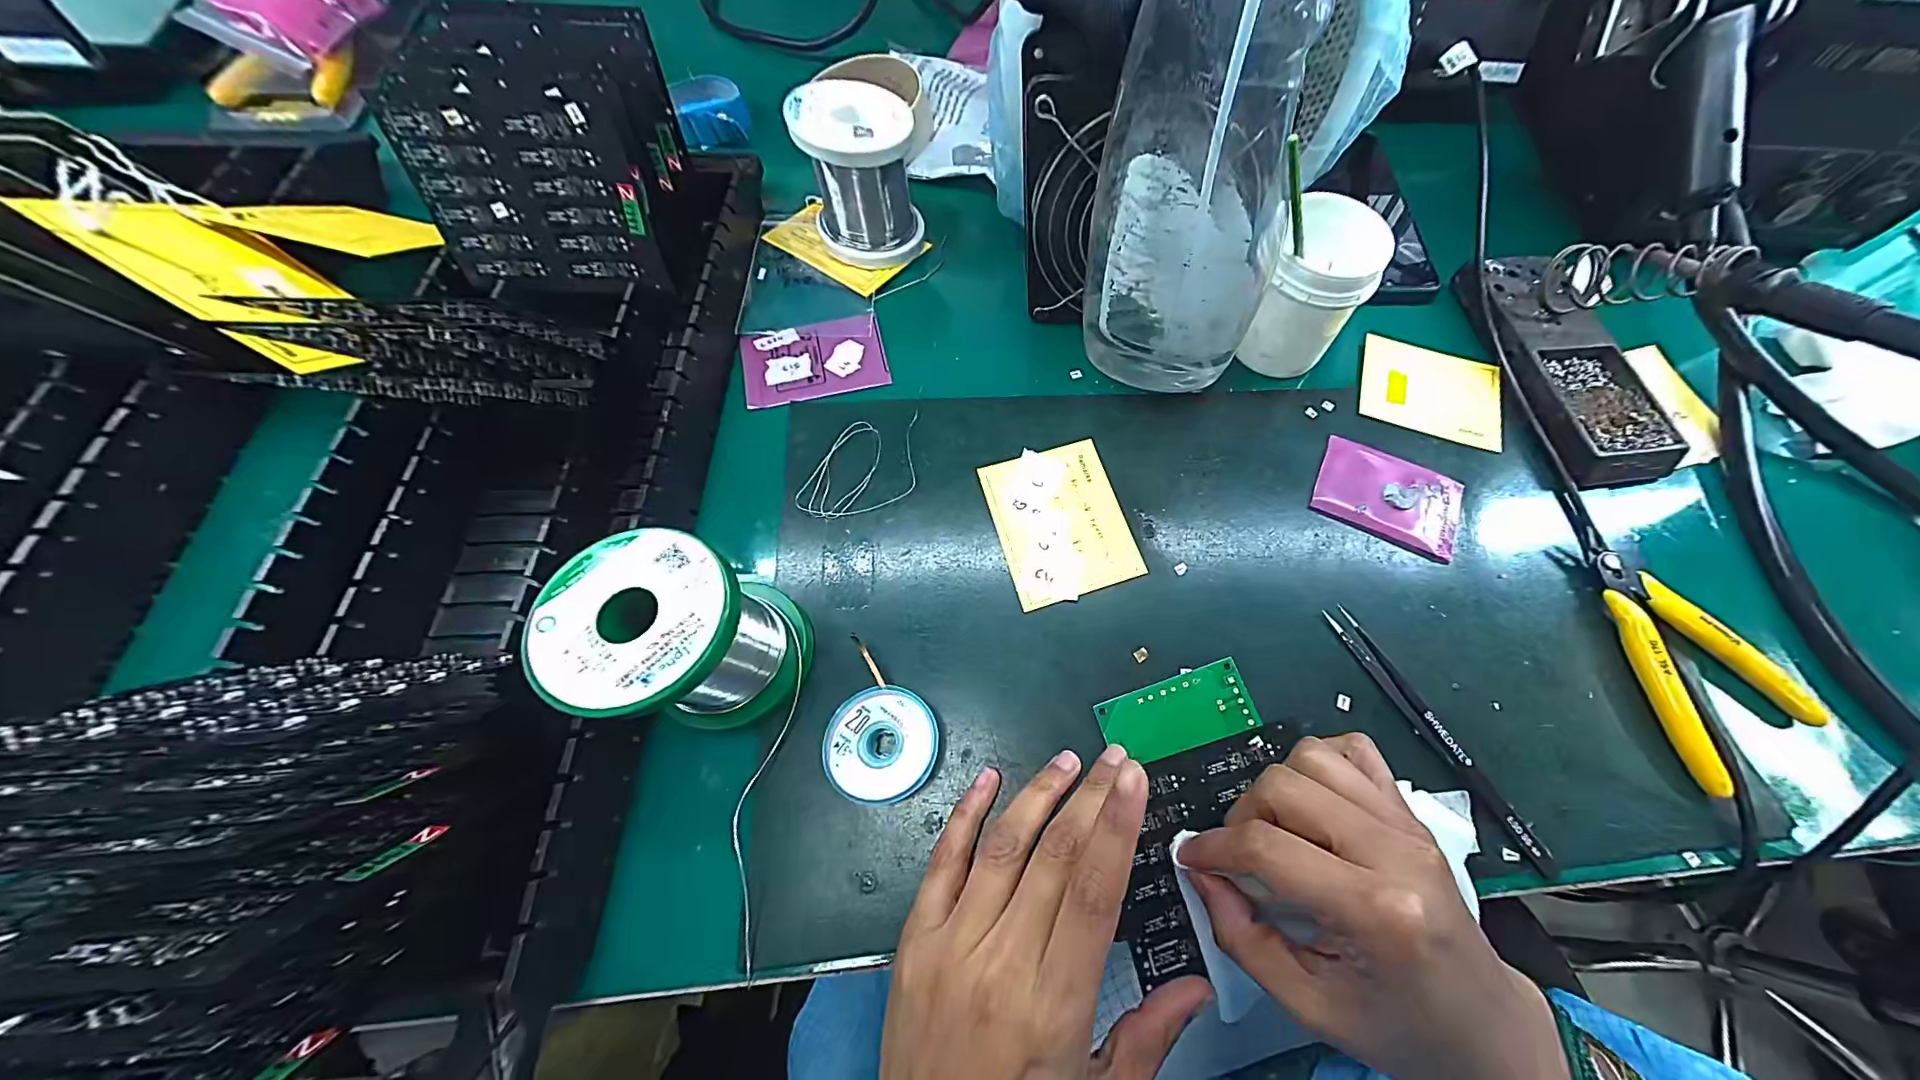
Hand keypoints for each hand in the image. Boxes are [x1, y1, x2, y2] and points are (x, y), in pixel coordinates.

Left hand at [882, 745, 1213, 1079]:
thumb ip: (1147, 1036)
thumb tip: (1197, 987)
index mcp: (1054, 1000)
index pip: (1095, 891)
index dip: (1116, 826)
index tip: (1133, 782)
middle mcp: (1001, 960)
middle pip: (1055, 857)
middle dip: (1090, 797)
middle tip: (1114, 759)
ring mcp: (951, 942)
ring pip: (1002, 846)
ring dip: (1038, 795)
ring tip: (1067, 761)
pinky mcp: (915, 936)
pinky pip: (941, 861)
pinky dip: (965, 814)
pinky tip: (986, 781)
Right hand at [1178, 734, 1568, 1079]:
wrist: (1486, 1028)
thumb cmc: (1399, 1025)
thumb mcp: (1308, 1005)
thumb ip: (1241, 937)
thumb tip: (1199, 872)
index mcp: (1376, 911)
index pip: (1266, 845)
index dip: (1213, 847)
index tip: (1193, 858)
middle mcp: (1396, 852)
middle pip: (1282, 786)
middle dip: (1242, 817)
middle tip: (1241, 856)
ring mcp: (1407, 824)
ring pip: (1311, 756)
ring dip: (1276, 787)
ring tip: (1277, 828)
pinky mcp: (1409, 812)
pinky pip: (1352, 751)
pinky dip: (1319, 764)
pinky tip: (1311, 803)